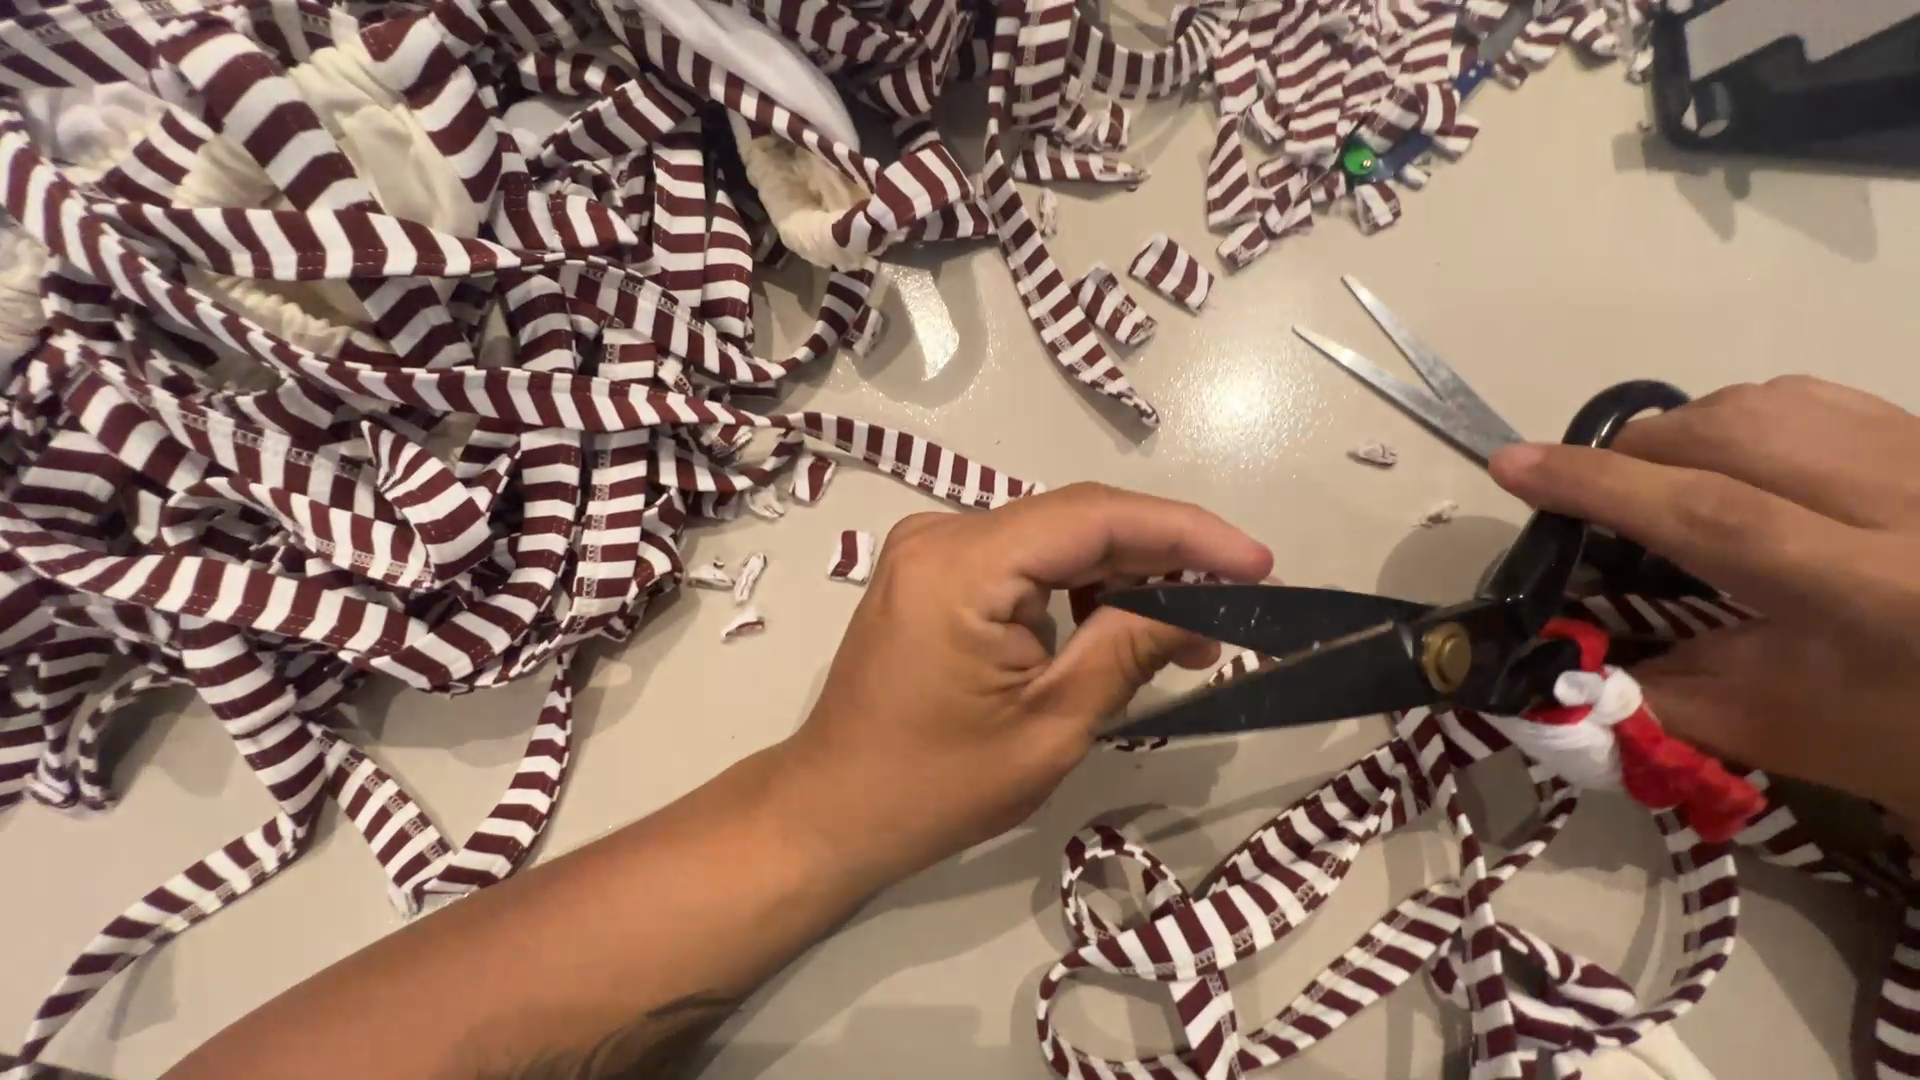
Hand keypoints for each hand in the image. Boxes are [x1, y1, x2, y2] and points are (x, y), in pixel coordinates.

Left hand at [767, 483, 1272, 889]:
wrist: (835, 807)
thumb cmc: (936, 785)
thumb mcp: (1051, 724)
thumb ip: (1128, 649)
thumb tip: (1204, 609)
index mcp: (961, 565)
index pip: (1093, 518)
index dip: (1183, 531)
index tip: (1256, 560)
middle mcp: (940, 534)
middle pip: (1075, 521)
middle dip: (1160, 555)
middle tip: (1234, 598)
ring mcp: (930, 548)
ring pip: (1053, 539)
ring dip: (1123, 575)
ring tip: (1187, 629)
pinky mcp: (932, 571)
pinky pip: (1022, 560)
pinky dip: (1077, 587)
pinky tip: (1121, 624)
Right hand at [1490, 376, 1919, 818]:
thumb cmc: (1913, 734)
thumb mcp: (1774, 729)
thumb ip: (1648, 693)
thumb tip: (1547, 656)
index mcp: (1873, 596)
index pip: (1710, 516)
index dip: (1595, 485)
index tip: (1509, 464)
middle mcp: (1917, 510)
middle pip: (1737, 433)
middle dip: (1633, 452)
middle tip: (1597, 495)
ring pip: (1775, 400)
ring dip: (1685, 432)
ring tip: (1664, 480)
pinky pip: (1820, 399)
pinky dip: (1746, 420)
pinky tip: (1738, 465)